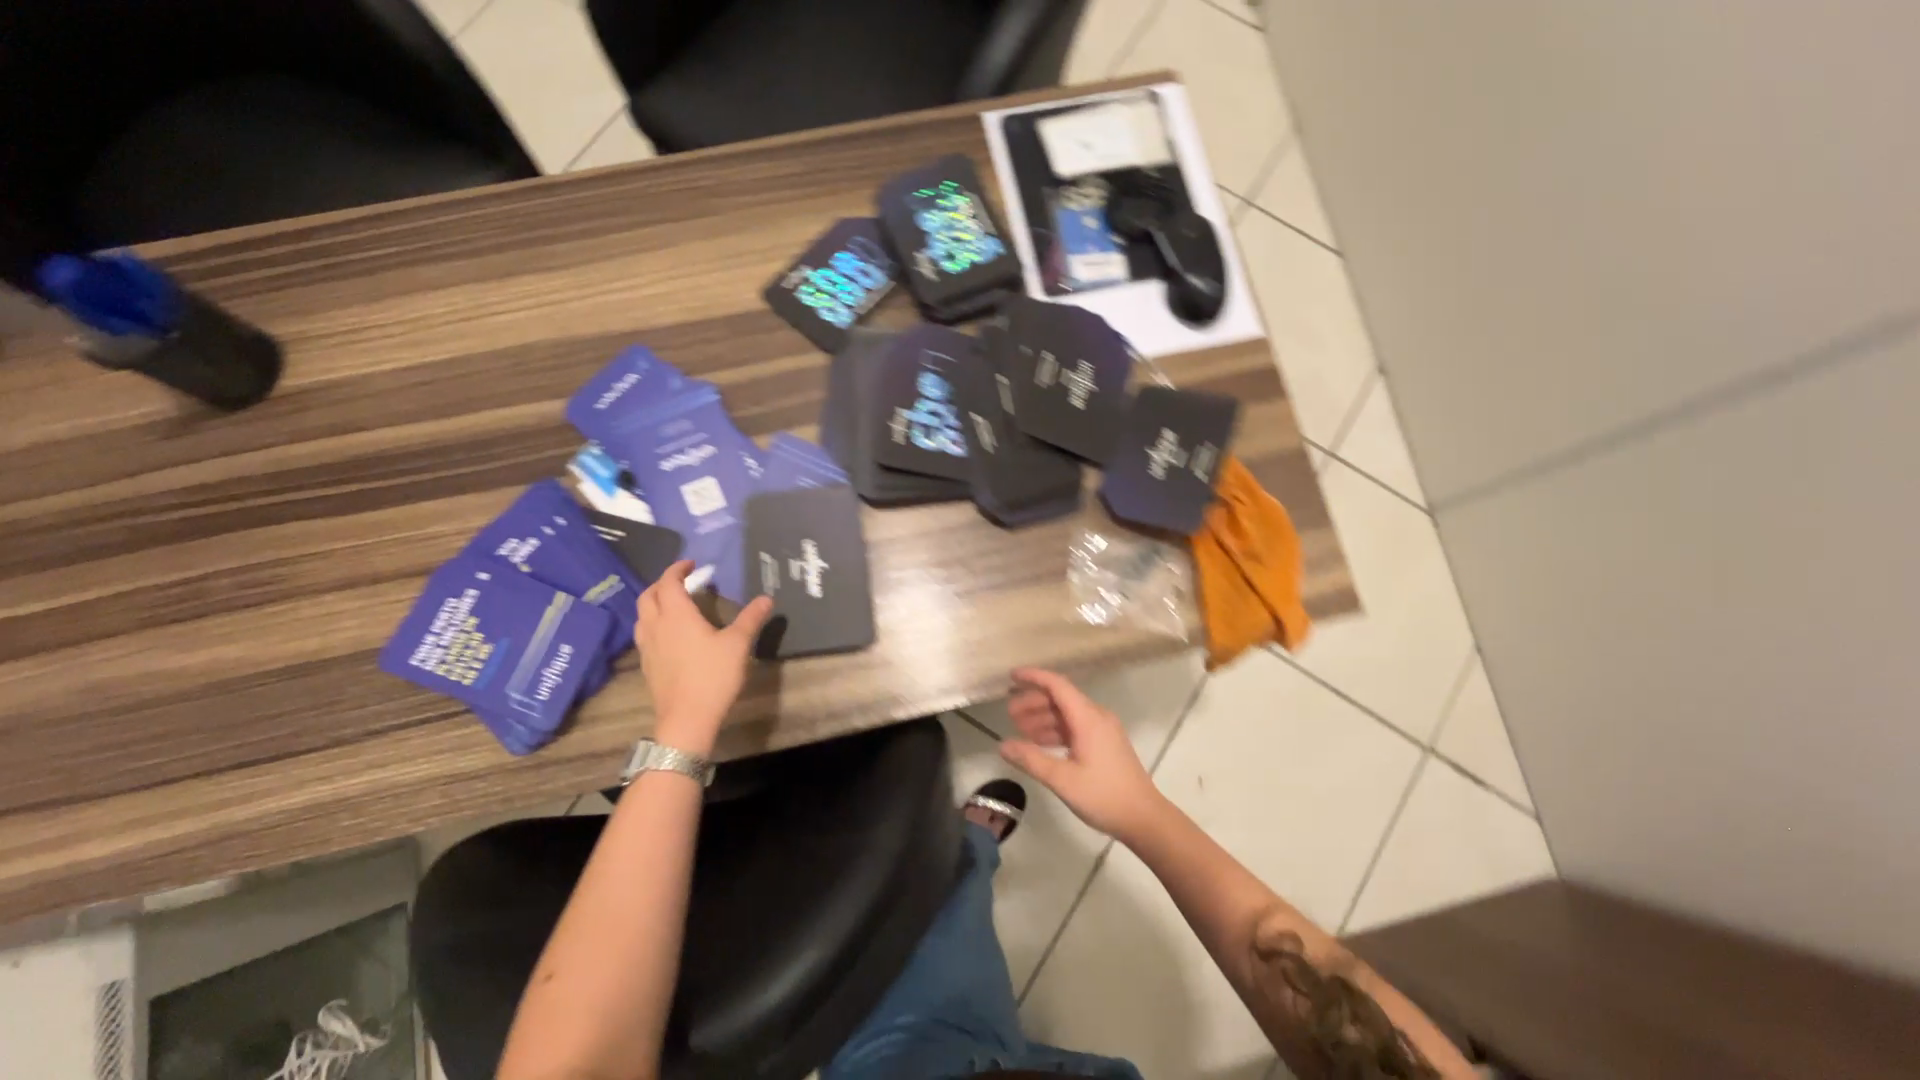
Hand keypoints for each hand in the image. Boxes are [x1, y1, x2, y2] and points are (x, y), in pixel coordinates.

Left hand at [635, 561, 772, 755]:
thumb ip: (751, 619)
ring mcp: (647, 647)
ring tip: (671, 606)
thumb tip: (766, 598)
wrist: (686, 719)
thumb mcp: (738, 645)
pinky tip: (668, 635)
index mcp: (676, 615)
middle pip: (648, 596)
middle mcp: (656, 626)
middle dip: (661, 584)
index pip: (668, 582)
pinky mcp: (646, 665)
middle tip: (680, 582)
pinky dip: (652, 624)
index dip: (677, 569)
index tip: (690, 564)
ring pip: (641, 615)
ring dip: (653, 604)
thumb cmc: (713, 676)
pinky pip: (643, 634)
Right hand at [998, 668, 1164, 841]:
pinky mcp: (1105, 744)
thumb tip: (1003, 745)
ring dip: (1043, 718)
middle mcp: (1097, 717)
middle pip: (1061, 699)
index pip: (1057, 685)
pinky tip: (1039, 744)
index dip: (1033, 677)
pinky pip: (1075, 728)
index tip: (1011, 676)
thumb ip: (1031, 759)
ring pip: (1067, 714)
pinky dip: (1056, 731)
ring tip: (1019, 730)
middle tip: (1009, 714)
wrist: (1143, 817)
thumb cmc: (1103, 796)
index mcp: (1088, 718)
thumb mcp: (1062, 779)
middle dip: (1033, 702)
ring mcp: (1103, 731)